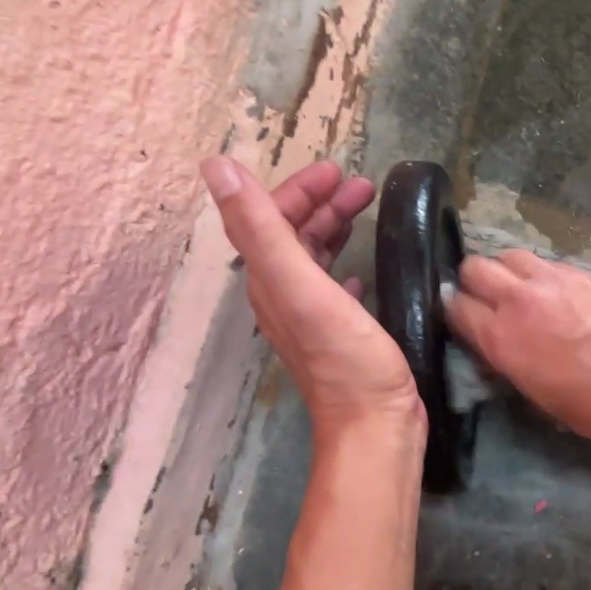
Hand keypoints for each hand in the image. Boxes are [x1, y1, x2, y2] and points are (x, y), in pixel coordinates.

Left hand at [200, 156, 422, 439]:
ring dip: (335, 229)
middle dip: (320, 203)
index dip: (296, 188)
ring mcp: (314, 320)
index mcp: (271, 281)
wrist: (374, 424)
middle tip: (361, 185)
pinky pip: (337, 290)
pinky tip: (362, 272)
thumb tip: (217, 165)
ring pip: (315, 260)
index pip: (270, 218)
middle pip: (292, 235)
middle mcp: (285, 297)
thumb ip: (262, 228)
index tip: (337, 170)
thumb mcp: (301, 287)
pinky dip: (346, 270)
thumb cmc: (345, 359)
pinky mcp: (343, 338)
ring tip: (368, 212)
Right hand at [444, 251, 590, 447]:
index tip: (464, 324)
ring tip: (522, 294)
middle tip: (488, 303)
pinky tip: (556, 296)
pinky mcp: (584, 272)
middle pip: (475, 268)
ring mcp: (554, 280)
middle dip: (475, 284)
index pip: (456, 307)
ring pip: (510, 256)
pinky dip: (541, 275)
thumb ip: (508, 363)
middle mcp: (522, 300)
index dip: (455, 315)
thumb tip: (496, 349)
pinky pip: (546, 263)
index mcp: (503, 338)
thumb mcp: (540, 399)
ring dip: (508, 272)